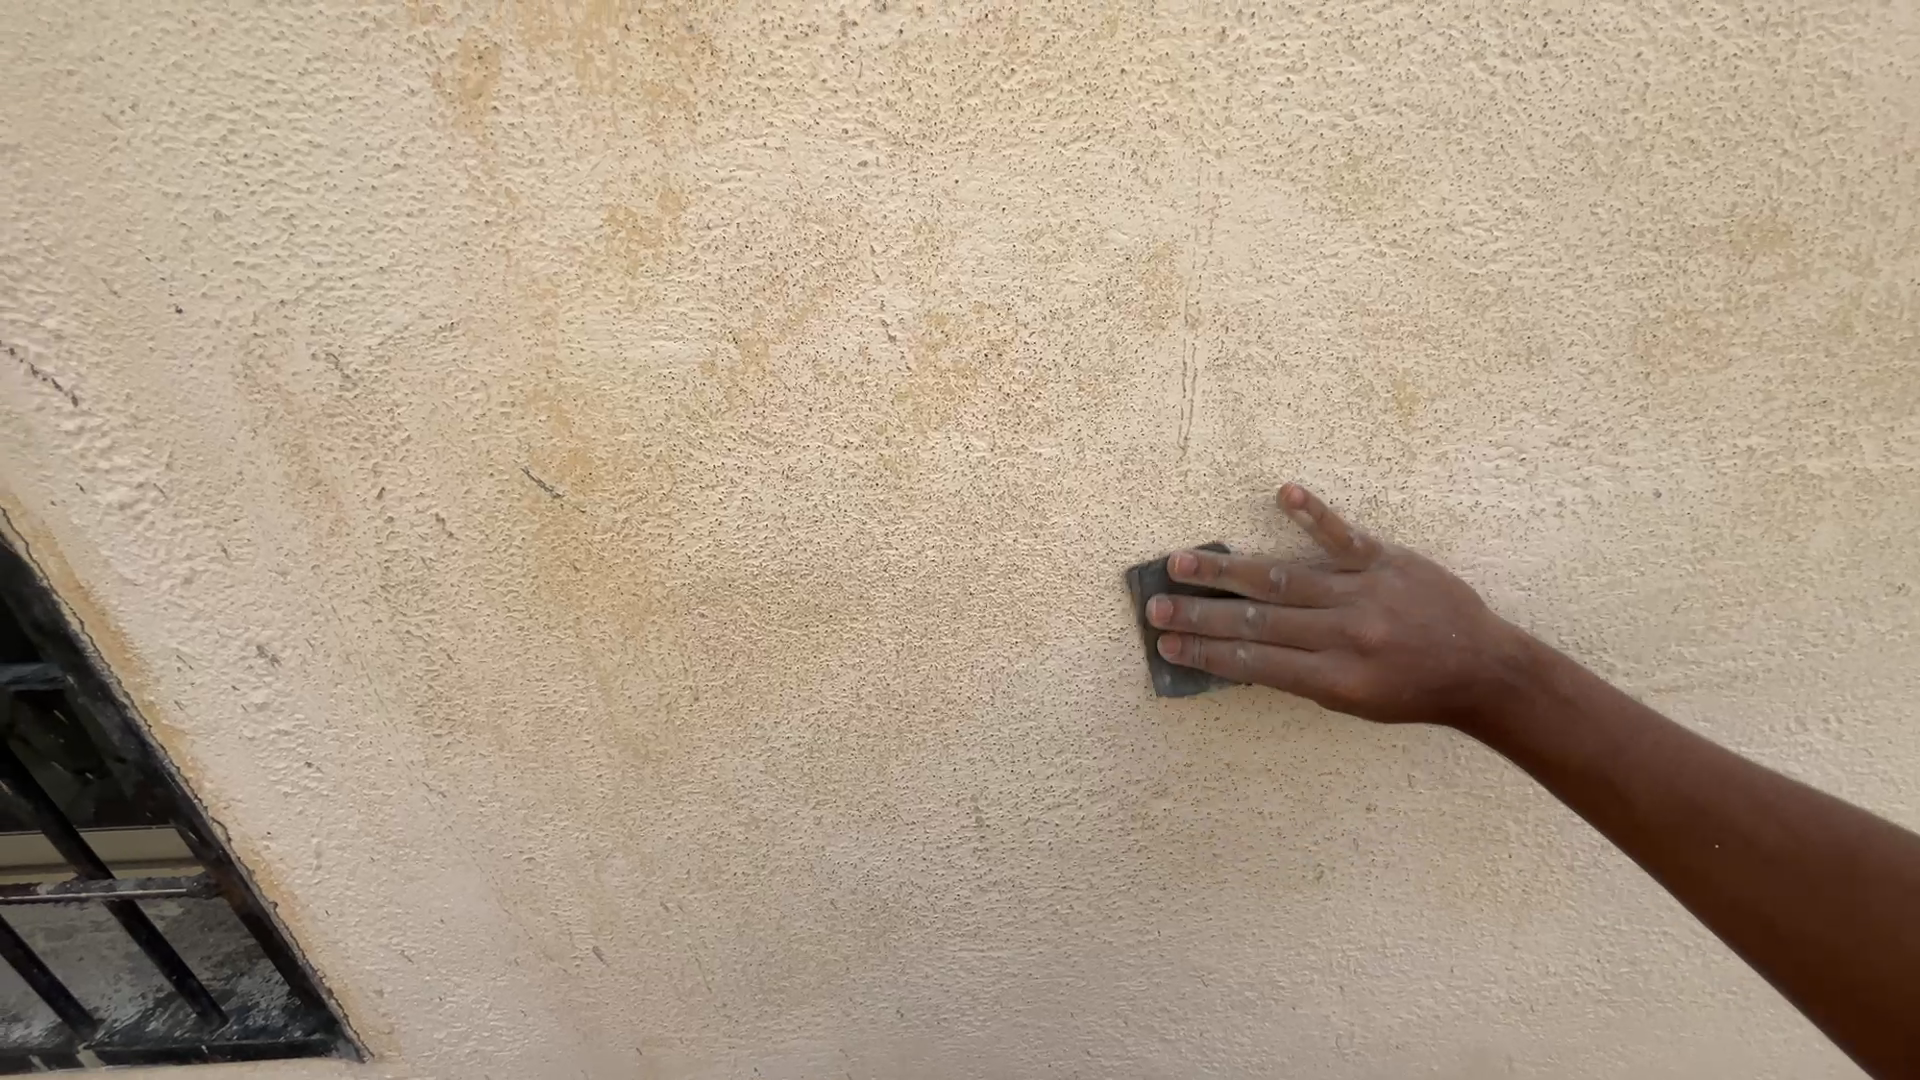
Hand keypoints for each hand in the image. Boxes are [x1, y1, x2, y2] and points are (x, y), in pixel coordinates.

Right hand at [1148, 484, 1538, 727]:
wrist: (1487, 670)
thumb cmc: (1411, 692)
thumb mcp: (1352, 702)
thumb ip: (1297, 675)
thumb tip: (1238, 653)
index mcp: (1335, 678)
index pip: (1252, 662)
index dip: (1204, 653)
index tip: (1165, 645)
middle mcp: (1344, 635)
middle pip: (1255, 621)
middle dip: (1198, 615)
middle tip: (1155, 608)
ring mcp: (1364, 593)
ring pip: (1282, 578)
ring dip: (1226, 571)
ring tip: (1181, 562)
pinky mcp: (1387, 560)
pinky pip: (1343, 536)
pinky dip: (1313, 515)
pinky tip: (1283, 493)